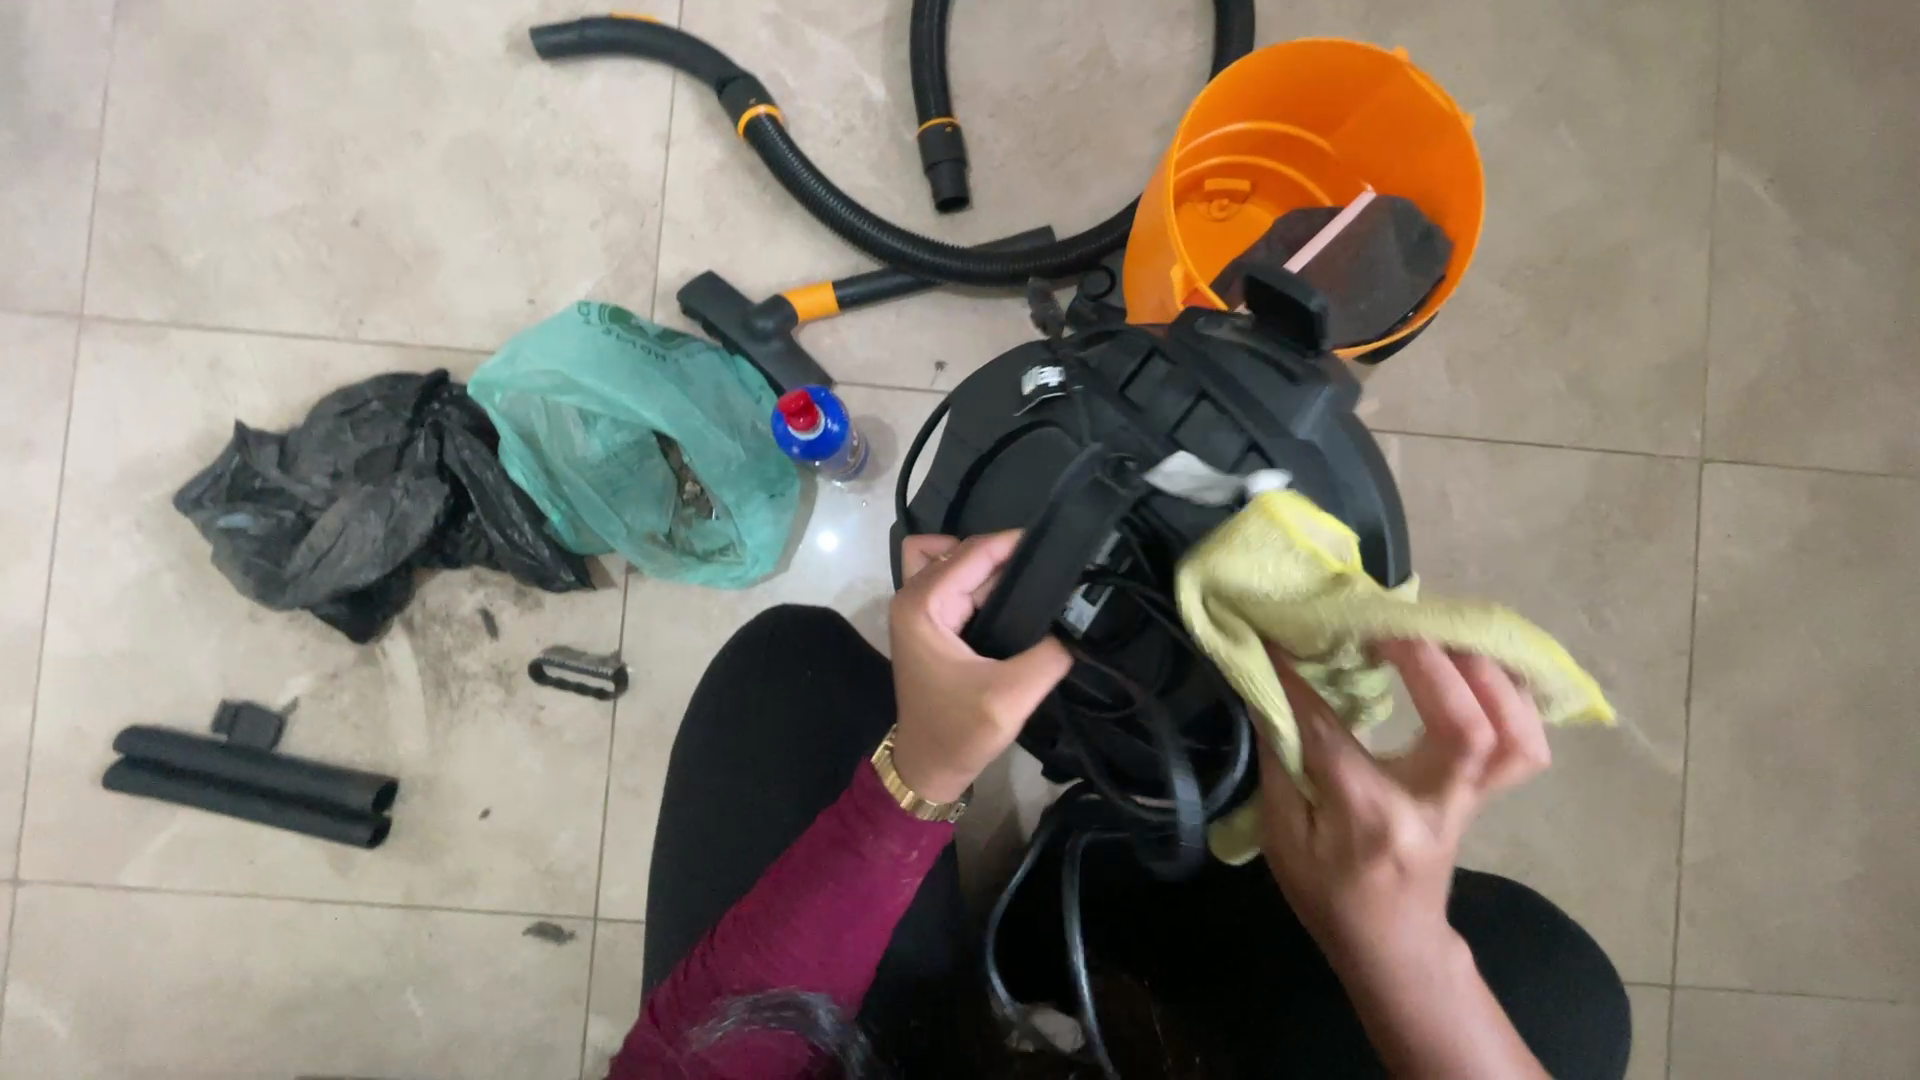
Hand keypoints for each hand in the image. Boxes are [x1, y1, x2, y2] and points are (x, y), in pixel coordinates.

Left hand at [887, 533, 1073, 803]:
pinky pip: (957, 585)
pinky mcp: (932, 625)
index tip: (1052, 545)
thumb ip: (1048, 657)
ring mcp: (920, 611)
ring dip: (988, 569)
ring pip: (953, 563)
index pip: (970, 552)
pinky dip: (982, 584)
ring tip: (1030, 585)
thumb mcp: (1010, 697)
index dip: (1010, 543)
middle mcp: (914, 599)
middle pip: (957, 550)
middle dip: (998, 554)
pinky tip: (1016, 600)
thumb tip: (1074, 630)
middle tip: (1043, 571)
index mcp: (922, 605)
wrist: (929, 766)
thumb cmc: (959, 731)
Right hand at [1256, 640, 1549, 973]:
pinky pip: (1525, 743)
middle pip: (1467, 729)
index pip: (1332, 735)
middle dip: (1430, 664)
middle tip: (1387, 627)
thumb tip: (1268, 689)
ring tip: (1442, 636)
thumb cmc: (1327, 893)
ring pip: (1515, 735)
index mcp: (1371, 818)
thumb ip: (1280, 761)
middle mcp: (1434, 806)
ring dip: (1487, 676)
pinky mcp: (1486, 794)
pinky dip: (1513, 697)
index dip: (1298, 684)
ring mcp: (1470, 801)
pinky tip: (1478, 664)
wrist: (1391, 943)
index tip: (1277, 641)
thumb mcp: (1283, 835)